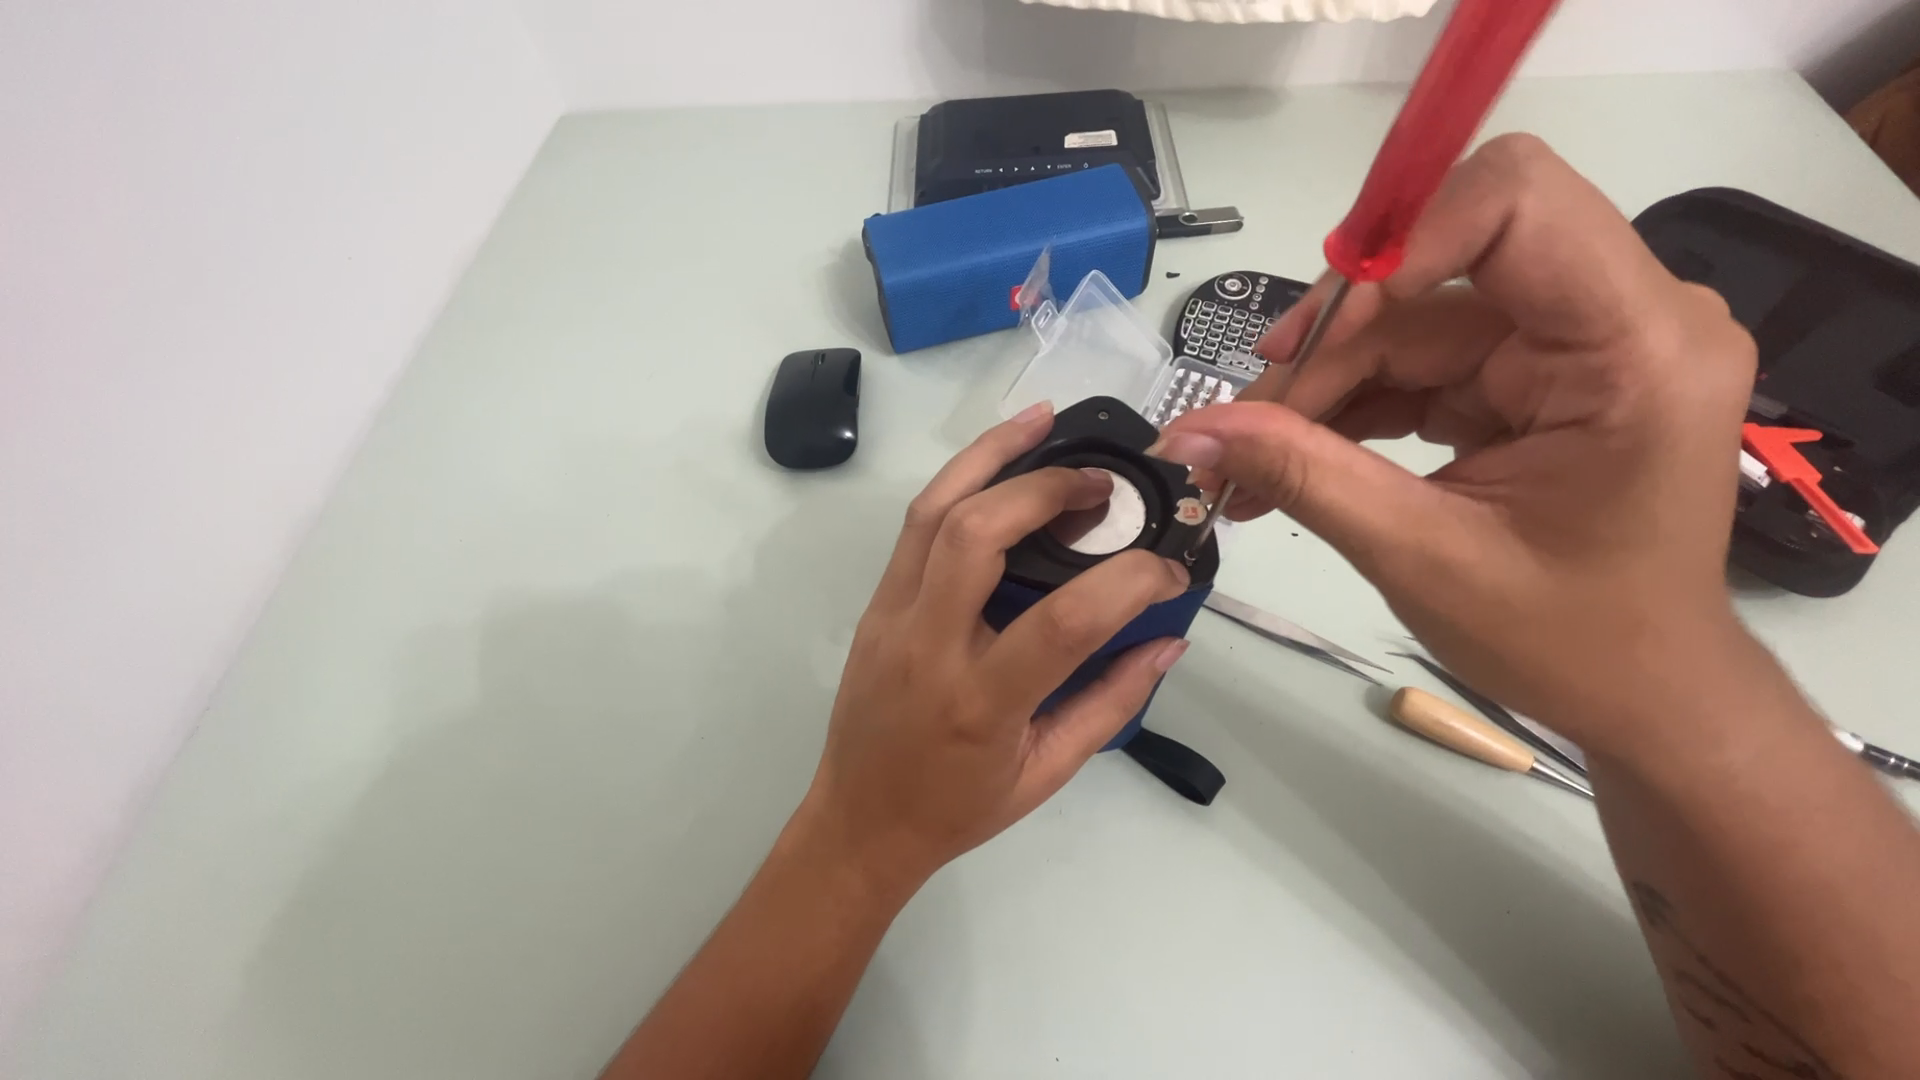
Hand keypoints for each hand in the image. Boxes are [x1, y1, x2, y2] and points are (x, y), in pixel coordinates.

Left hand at [801, 403, 1191, 892]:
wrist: (858, 819)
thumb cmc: (957, 807)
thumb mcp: (1047, 772)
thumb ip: (1110, 703)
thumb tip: (1169, 639)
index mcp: (980, 701)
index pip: (1063, 622)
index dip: (1128, 581)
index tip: (1167, 568)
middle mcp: (928, 646)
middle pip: (977, 534)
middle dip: (1046, 490)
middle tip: (1102, 482)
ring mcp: (890, 616)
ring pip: (932, 511)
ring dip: (990, 456)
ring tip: (1043, 422)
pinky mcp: (874, 603)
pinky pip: (916, 527)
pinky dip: (959, 481)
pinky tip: (997, 461)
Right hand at [1154, 134, 1756, 757]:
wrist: (1632, 690)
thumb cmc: (1563, 639)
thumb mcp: (1417, 555)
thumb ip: (1301, 475)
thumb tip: (1189, 433)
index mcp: (1633, 347)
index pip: (1515, 205)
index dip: (1394, 242)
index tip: (1303, 339)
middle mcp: (1611, 319)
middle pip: (1430, 271)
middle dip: (1327, 347)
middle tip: (1245, 431)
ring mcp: (1564, 345)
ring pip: (1402, 321)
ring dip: (1317, 389)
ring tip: (1252, 467)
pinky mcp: (1523, 376)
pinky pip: (1409, 362)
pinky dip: (1342, 409)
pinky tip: (1288, 461)